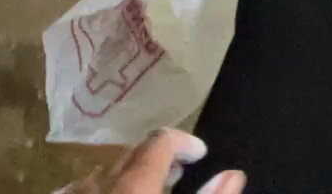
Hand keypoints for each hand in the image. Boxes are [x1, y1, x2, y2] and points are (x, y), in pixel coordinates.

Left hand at [61, 129, 245, 193]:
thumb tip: (233, 175)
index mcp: (132, 191)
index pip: (159, 142)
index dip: (182, 142)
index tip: (200, 155)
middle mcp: (98, 189)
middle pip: (128, 155)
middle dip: (155, 159)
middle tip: (178, 175)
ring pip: (98, 178)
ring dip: (125, 178)